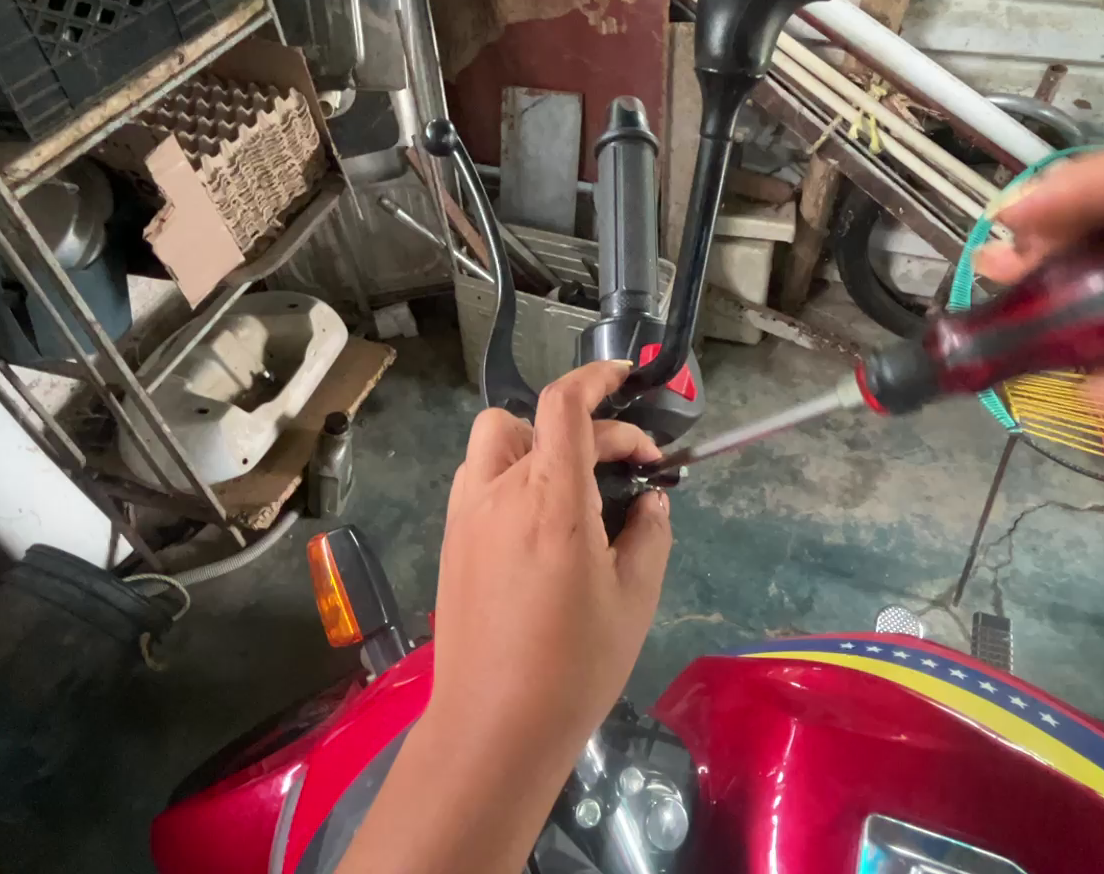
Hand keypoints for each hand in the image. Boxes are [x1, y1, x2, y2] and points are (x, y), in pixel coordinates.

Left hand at [334, 360, 671, 873]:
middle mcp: (499, 491)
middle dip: (590, 428)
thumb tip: (651, 503)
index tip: (626, 378)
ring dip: (537, 441)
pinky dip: (510, 470)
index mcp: (550, 498)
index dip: (596, 377)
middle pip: (534, 417)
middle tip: (630, 471)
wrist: (492, 726)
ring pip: (495, 439)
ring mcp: (465, 513)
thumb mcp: (633, 598)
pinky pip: (479, 475)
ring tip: (573, 483)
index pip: (564, 405)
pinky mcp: (451, 537)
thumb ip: (649, 535)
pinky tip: (537, 516)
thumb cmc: (573, 665)